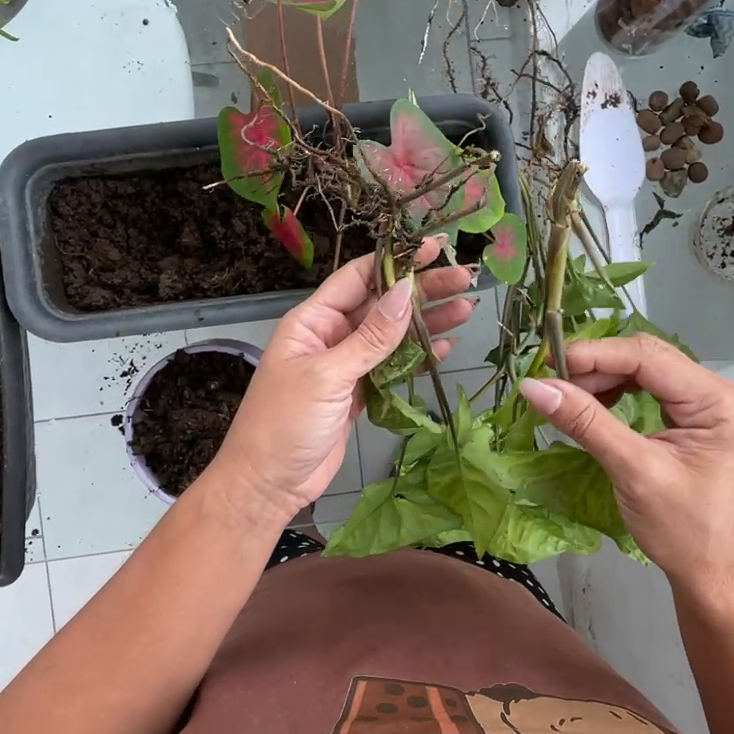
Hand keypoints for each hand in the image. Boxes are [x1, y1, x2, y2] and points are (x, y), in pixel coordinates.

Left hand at [206, 238, 477, 524]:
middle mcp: (330, 336)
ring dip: (426, 324)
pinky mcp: (357, 392)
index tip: (433, 249)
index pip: (358, 278)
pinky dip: (416, 359)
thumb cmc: (284, 424)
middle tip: (464, 279)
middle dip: (422, 292)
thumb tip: (404, 292)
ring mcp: (345, 365)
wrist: (268, 483)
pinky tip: (444, 348)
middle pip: (382, 305)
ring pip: (391, 336)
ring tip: (466, 309)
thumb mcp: (327, 376)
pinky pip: (391, 367)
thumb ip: (370, 337)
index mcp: (312, 321)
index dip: (396, 261)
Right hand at [517, 335, 733, 583]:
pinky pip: (646, 386)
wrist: (707, 569)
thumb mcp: (632, 471)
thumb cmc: (680, 529)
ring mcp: (704, 402)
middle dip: (596, 365)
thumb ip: (586, 423)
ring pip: (642, 368)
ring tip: (567, 395)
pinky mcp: (690, 415)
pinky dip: (614, 390)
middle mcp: (716, 392)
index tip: (547, 366)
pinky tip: (592, 404)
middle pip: (645, 356)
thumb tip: (534, 387)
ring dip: (601, 377)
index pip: (647, 358)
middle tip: (552, 382)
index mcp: (717, 402)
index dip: (595, 355)